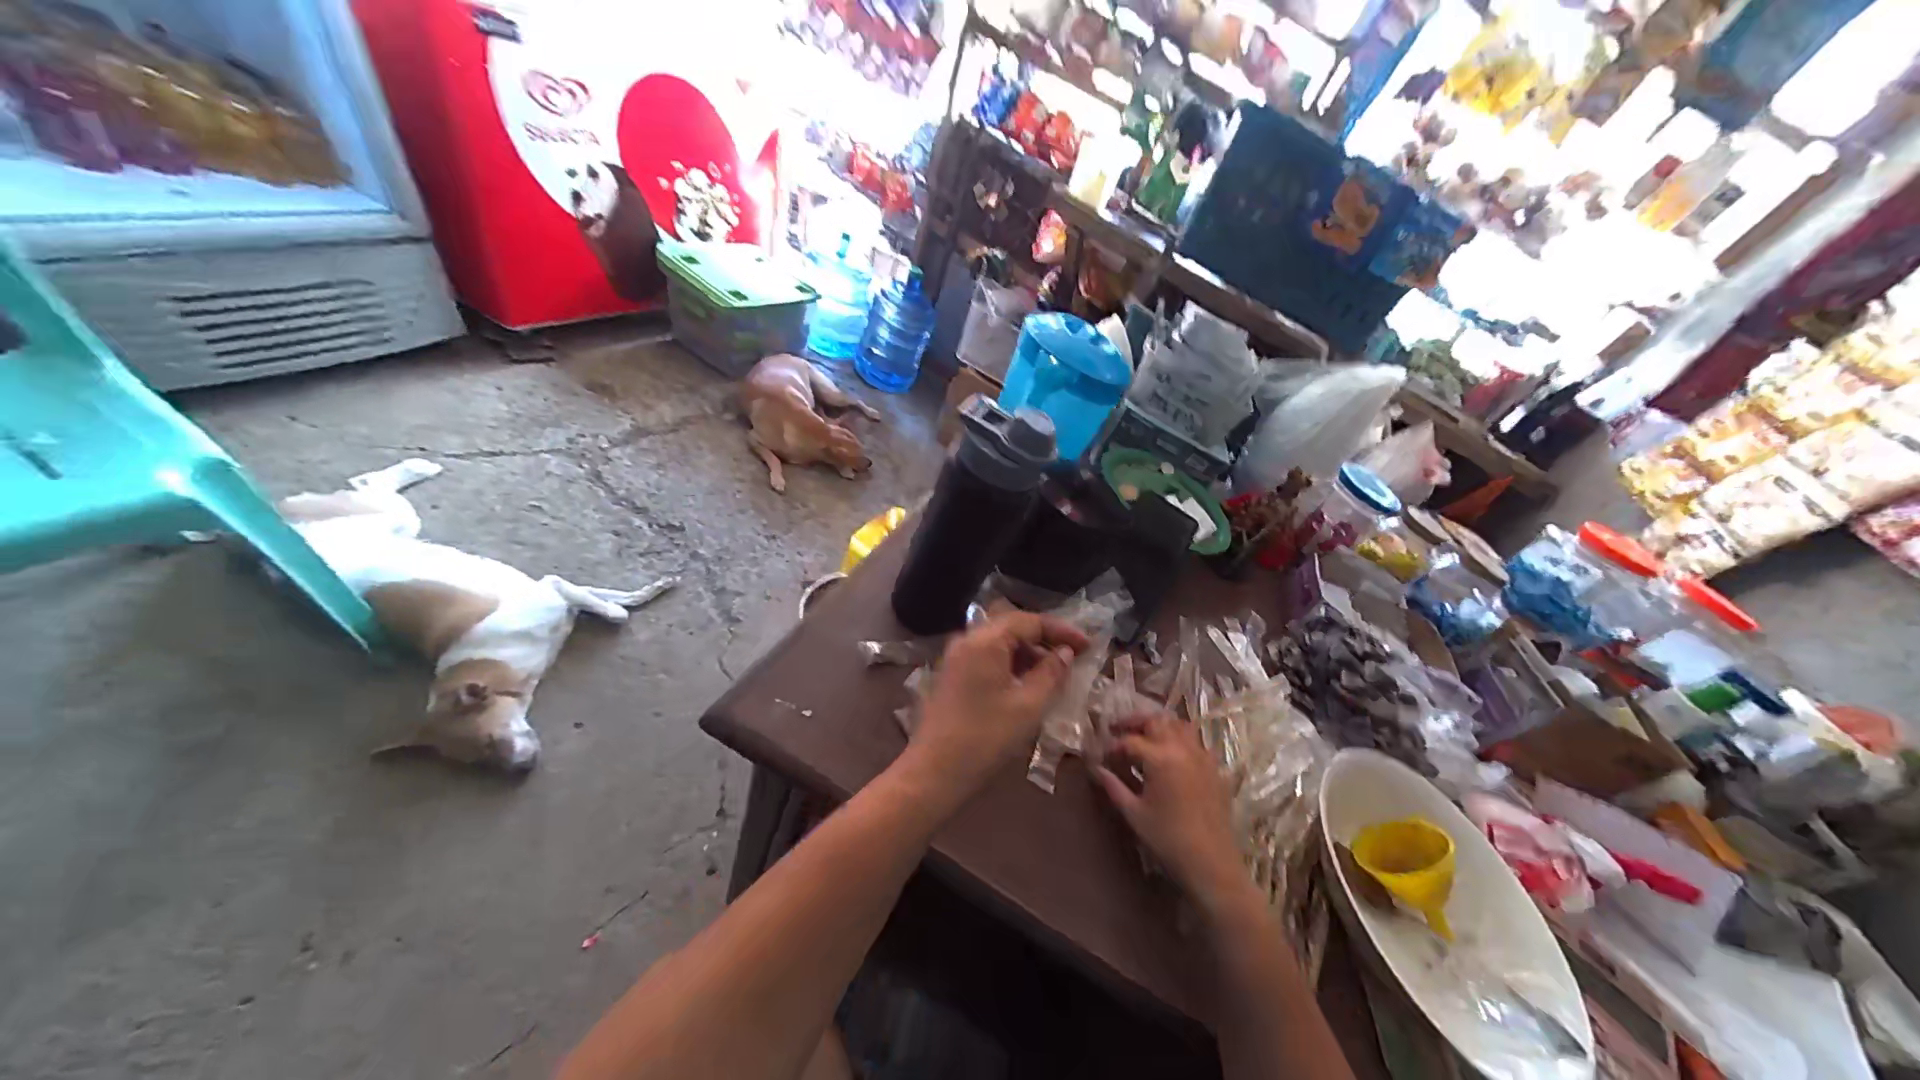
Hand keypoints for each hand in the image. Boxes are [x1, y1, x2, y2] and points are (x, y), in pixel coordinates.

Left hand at [902, 612, 1088, 803]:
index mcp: (984, 640)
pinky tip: (1027, 684)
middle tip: (1073, 657)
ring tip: (1054, 673)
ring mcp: (956, 658)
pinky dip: (1010, 664)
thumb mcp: (1028, 706)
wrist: (934, 772)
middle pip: (1012, 627)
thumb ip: (1050, 673)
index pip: (1029, 621)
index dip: (1061, 630)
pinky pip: (987, 658)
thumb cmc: (985, 737)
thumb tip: (1065, 653)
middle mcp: (967, 640)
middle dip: (1045, 639)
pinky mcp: (952, 676)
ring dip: (1028, 653)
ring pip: (999, 643)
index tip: (1088, 645)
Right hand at [1093, 711, 1246, 905]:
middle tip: (1118, 730)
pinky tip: (1172, 756)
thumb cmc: (1167, 840)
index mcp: (1160, 758)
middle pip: (1157, 721)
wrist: (1212, 864)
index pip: (1130, 741)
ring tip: (1145, 736)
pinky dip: (1181, 740)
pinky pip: (1197, 743)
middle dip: (1135, 722)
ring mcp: (1203, 757)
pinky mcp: (1216, 770)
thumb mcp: (1134, 813)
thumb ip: (1113, 786)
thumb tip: (1096, 769)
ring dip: (1160, 725)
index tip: (1102, 756)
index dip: (1113, 746)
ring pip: (1180, 725)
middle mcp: (1183, 749)